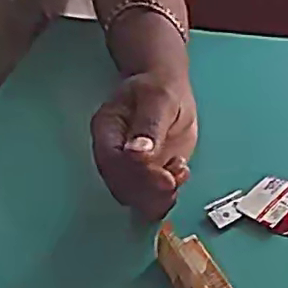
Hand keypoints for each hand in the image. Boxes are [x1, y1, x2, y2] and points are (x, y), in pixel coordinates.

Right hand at [90, 68, 197, 219]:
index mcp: (107, 129)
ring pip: (135, 198)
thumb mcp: (158, 99)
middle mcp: (113, 153)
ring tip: (179, 173)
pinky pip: (151, 199)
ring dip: (160, 197)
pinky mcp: (148, 177)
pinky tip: (180, 176)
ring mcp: (129, 168)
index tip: (165, 176)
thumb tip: (138, 153)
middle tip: (174, 179)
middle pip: (121, 186)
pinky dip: (167, 198)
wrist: (168, 91)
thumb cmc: (159, 89)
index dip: (136, 174)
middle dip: (149, 191)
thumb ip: (149, 126)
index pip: (112, 161)